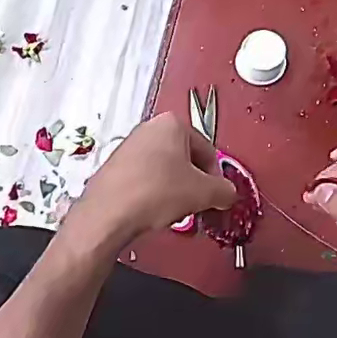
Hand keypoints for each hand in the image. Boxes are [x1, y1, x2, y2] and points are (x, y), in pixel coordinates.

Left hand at [64, 112, 235, 250]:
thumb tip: (228, 194)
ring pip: (165, 170)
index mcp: (172, 123)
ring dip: (175, 190)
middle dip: (194, 183)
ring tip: (174, 210)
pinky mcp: (115, 166)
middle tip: (197, 204)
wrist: (108, 214)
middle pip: (185, 159)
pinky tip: (153, 211)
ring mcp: (129, 146)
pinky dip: (154, 193)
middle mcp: (149, 128)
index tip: (215, 196)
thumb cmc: (156, 193)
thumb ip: (225, 191)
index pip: (207, 151)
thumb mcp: (204, 193)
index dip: (215, 177)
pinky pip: (145, 178)